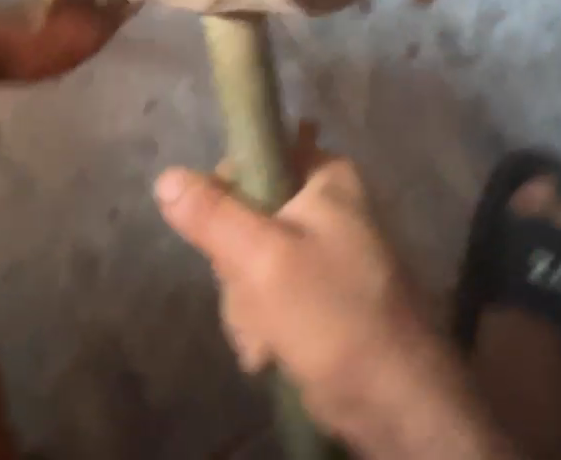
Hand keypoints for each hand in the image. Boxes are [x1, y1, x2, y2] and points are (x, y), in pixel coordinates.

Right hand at [156, 155, 485, 457]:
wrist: (395, 405)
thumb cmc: (332, 315)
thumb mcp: (261, 257)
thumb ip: (212, 214)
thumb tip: (165, 177)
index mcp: (326, 177)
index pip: (255, 155)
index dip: (227, 189)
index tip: (220, 228)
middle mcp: (326, 206)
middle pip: (244, 212)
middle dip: (235, 263)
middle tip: (247, 289)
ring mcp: (323, 253)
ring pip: (248, 258)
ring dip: (244, 301)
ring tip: (264, 335)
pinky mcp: (318, 295)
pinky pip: (265, 292)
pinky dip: (260, 321)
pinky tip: (268, 351)